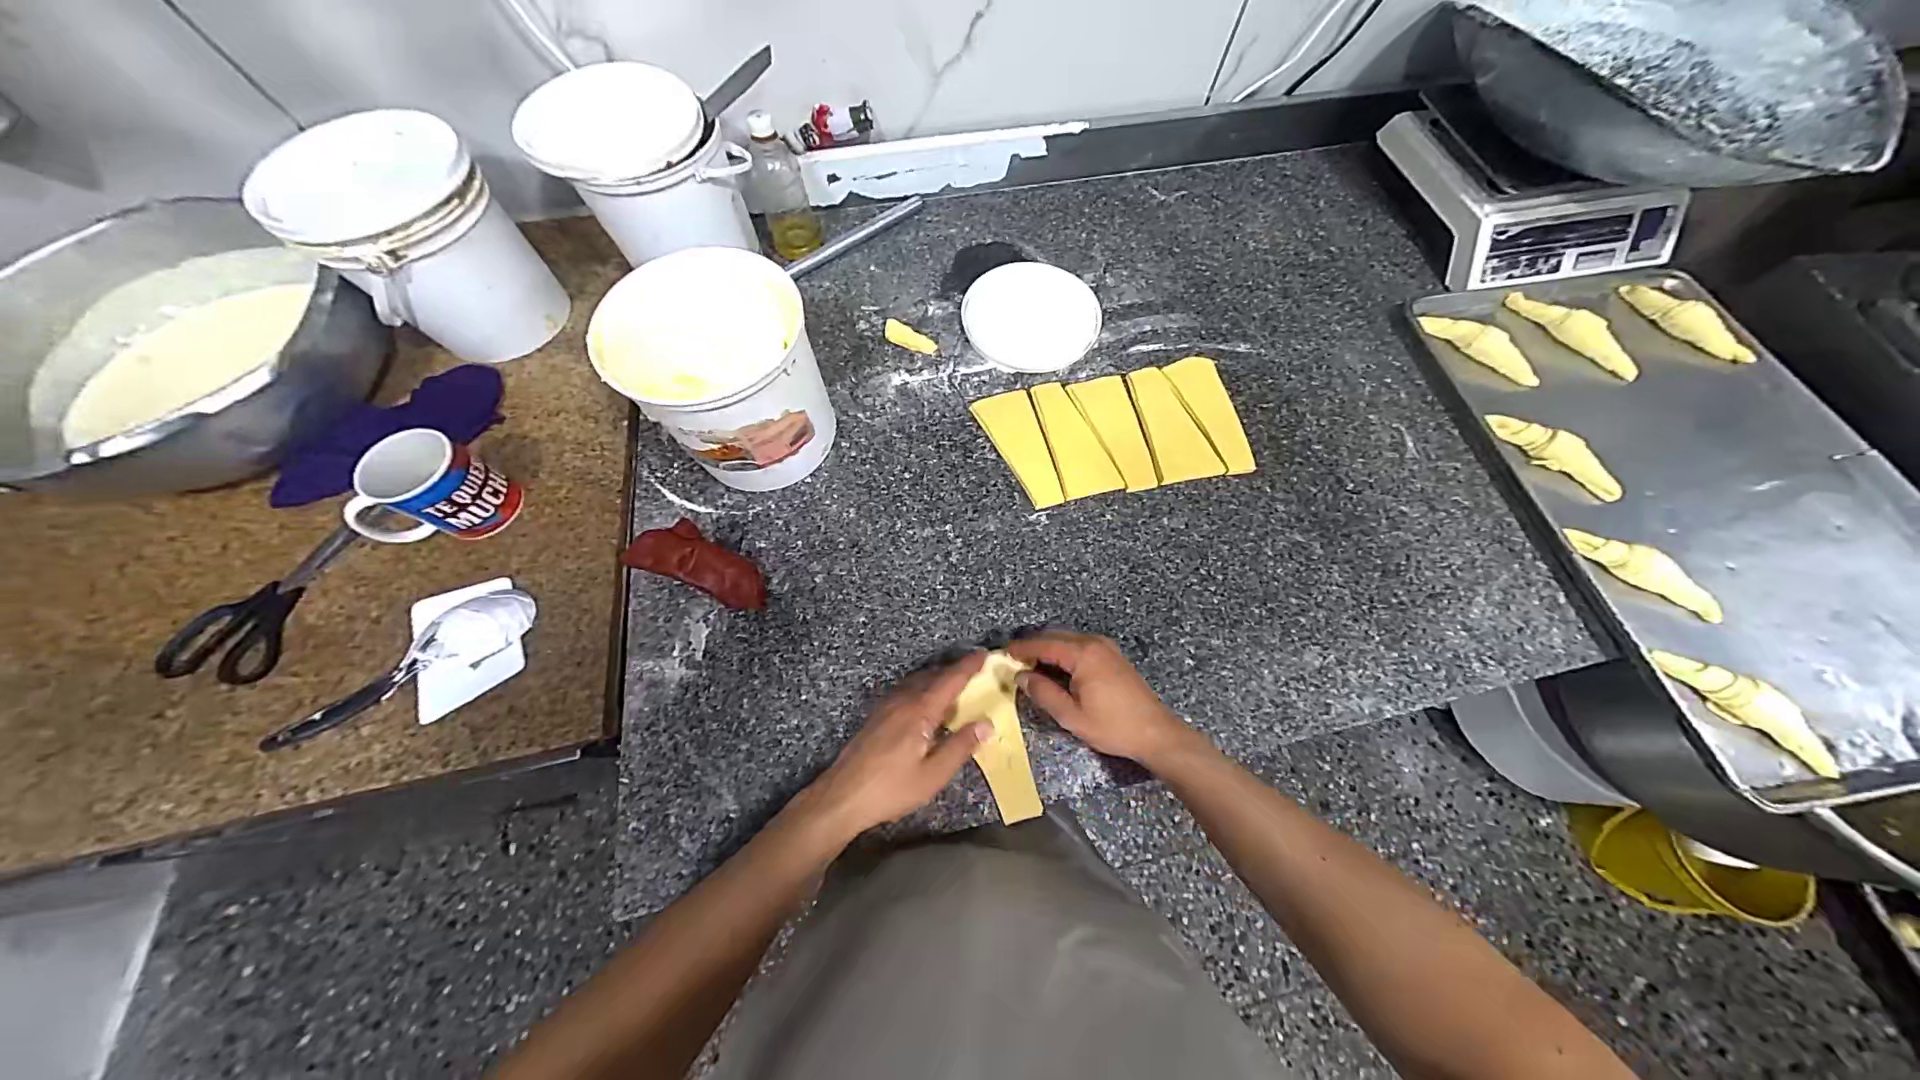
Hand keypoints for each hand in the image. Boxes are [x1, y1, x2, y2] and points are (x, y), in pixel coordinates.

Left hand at [799, 652, 991, 838]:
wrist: (842, 796)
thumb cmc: (891, 789)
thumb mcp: (933, 774)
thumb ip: (961, 746)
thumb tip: (986, 724)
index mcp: (919, 711)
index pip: (950, 680)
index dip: (969, 666)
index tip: (985, 655)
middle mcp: (902, 701)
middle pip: (932, 676)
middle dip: (955, 671)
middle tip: (976, 672)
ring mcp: (886, 707)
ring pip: (917, 683)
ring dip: (937, 680)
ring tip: (955, 689)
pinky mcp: (877, 716)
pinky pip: (906, 692)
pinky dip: (922, 690)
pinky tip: (926, 708)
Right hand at [1007, 631, 1197, 767]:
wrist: (1155, 733)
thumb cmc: (1112, 726)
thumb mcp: (1071, 715)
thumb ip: (1043, 693)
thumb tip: (1021, 677)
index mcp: (1083, 654)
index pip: (1043, 644)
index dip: (1021, 649)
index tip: (1002, 654)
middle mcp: (1094, 643)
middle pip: (1055, 636)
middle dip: (1033, 646)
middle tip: (1013, 662)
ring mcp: (1106, 648)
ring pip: (1068, 639)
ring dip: (1048, 649)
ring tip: (1030, 666)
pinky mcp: (1112, 656)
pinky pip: (1080, 646)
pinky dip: (1063, 653)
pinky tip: (1055, 669)